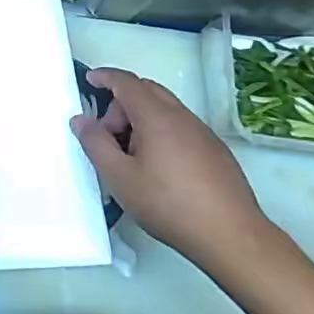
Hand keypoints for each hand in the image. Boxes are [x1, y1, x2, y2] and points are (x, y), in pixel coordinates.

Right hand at [71, 68, 274, 273]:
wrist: (231, 236)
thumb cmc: (168, 204)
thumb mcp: (119, 177)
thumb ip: (95, 143)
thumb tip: (81, 120)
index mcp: (156, 116)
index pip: (127, 82)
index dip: (105, 77)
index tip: (90, 79)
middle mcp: (182, 116)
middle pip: (147, 90)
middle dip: (121, 103)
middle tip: (108, 134)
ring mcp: (203, 133)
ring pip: (165, 109)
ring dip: (141, 119)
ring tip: (132, 157)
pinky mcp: (216, 151)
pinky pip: (180, 127)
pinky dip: (161, 132)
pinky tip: (159, 168)